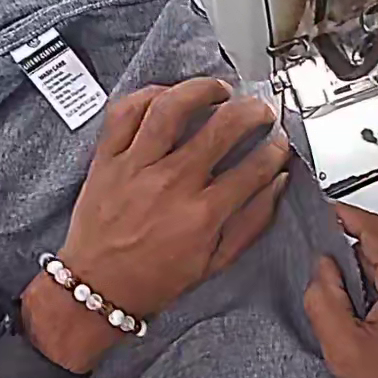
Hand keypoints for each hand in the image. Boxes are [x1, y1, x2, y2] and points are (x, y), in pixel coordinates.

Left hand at [22, 77, 291, 372]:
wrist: (98, 287)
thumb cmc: (154, 278)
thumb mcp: (214, 262)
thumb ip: (251, 223)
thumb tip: (277, 185)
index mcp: (202, 215)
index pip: (253, 168)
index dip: (275, 150)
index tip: (278, 143)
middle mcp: (171, 184)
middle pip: (222, 127)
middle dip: (253, 111)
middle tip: (260, 110)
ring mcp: (136, 167)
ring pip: (172, 107)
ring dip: (202, 89)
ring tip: (219, 90)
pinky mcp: (107, 159)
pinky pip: (126, 112)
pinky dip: (149, 95)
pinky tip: (168, 96)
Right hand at [303, 203, 377, 377]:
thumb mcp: (344, 353)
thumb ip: (325, 300)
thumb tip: (322, 268)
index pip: (376, 230)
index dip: (345, 216)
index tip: (324, 211)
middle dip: (353, 256)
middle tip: (324, 277)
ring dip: (371, 280)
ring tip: (350, 314)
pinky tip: (373, 327)